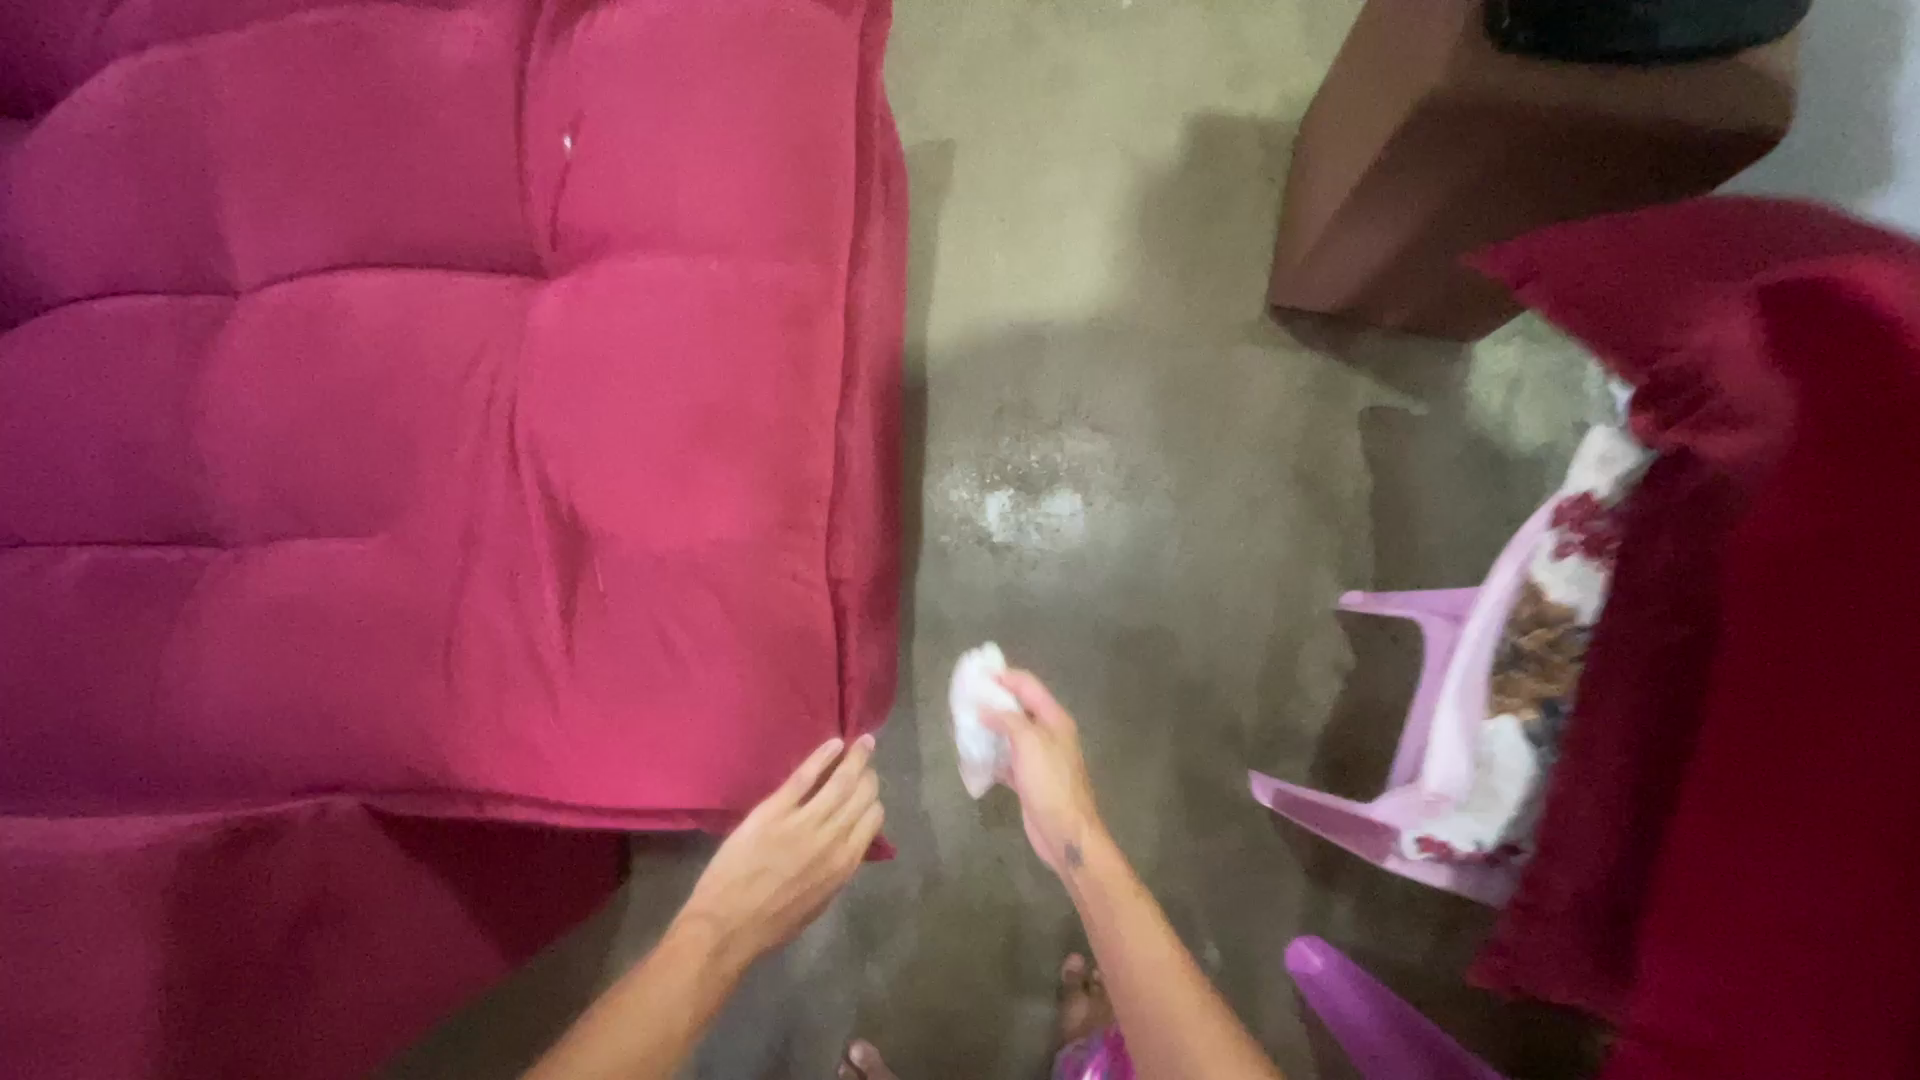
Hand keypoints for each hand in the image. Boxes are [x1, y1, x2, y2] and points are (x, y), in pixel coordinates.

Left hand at [677, 734, 883, 965]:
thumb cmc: (772, 923)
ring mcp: (804, 822)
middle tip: (867, 758)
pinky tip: (834, 744)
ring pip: (840, 781)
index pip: (873, 819)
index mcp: (844, 864)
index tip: (869, 791)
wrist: (727, 925)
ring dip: (856, 758)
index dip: (873, 802)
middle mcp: (832, 839)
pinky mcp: (775, 810)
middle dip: (868, 775)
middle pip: (861, 796)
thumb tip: (849, 842)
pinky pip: (805, 776)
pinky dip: (823, 757)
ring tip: (864, 742)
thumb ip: (838, 868)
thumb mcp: (819, 901)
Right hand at [984, 671, 1104, 878]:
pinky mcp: (1029, 779)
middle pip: (1019, 709)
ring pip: (1011, 735)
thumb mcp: (1029, 742)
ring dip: (991, 729)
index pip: (1029, 686)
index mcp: (1054, 719)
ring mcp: (1039, 758)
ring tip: (965, 722)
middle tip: (967, 697)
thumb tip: (985, 709)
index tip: (980, 673)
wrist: (1065, 831)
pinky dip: (992, 755)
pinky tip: (974, 754)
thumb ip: (1008, 720)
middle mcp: (1048, 734)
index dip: (1006, 677)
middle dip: (995, 701)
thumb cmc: (1050, 782)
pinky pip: (1007, 759)